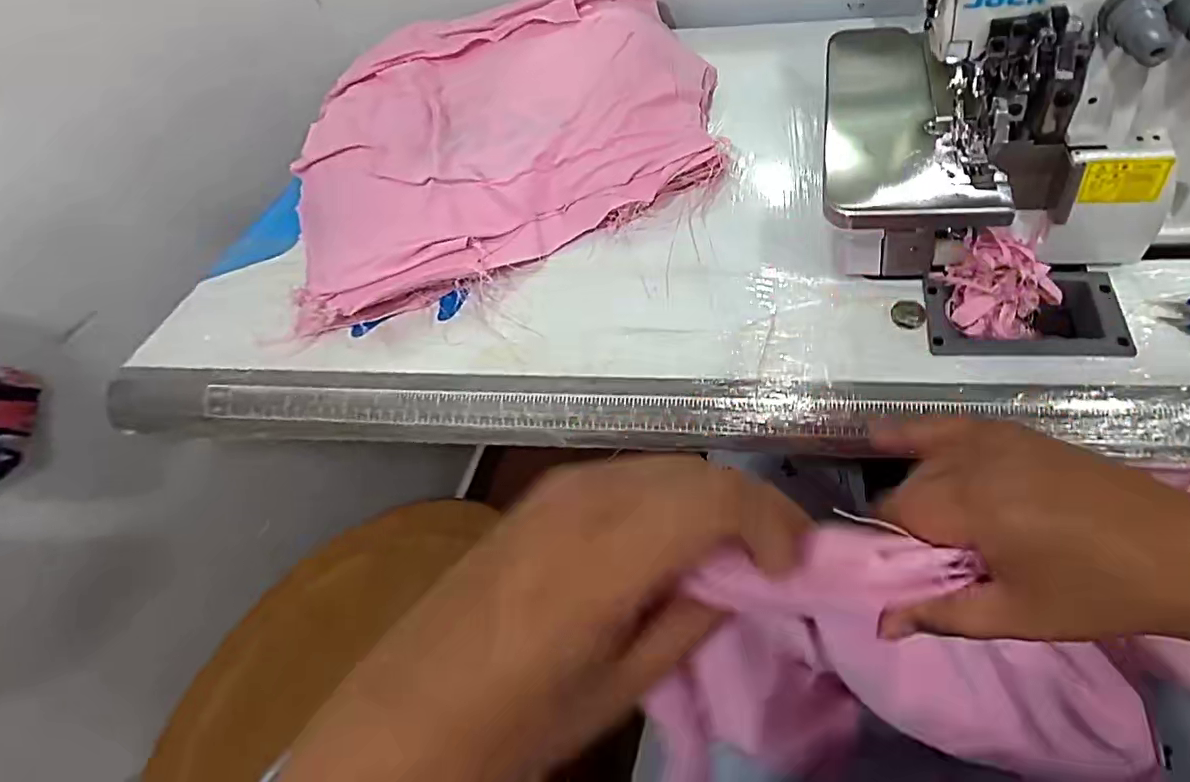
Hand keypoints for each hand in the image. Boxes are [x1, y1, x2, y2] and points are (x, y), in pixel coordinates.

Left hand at [282, 455, 810, 781]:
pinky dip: (676, 494)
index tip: (791, 564)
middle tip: (776, 555)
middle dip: (751, 506)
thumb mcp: (618, 689)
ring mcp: (565, 484)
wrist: (398, 719)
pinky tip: (677, 533)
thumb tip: (745, 576)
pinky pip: (638, 472)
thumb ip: (693, 618)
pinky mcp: (551, 486)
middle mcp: (586, 498)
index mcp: (602, 556)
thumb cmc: (512, 723)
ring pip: (673, 465)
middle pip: (700, 472)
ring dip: (715, 497)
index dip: (769, 519)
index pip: (714, 499)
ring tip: (734, 546)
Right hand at [873, 417, 1189, 646]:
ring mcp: (992, 435)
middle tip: (923, 561)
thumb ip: (942, 613)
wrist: (1175, 550)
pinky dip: (916, 433)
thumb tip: (881, 622)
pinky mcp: (1011, 429)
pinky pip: (947, 426)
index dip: (885, 544)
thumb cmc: (1095, 592)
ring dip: (913, 485)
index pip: (894, 513)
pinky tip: (885, 436)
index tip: (892, 572)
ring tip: (929, 525)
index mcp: (972, 504)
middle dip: (902, 521)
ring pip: (922, 455)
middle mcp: (973, 458)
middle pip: (907, 484)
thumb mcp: (1016, 615)